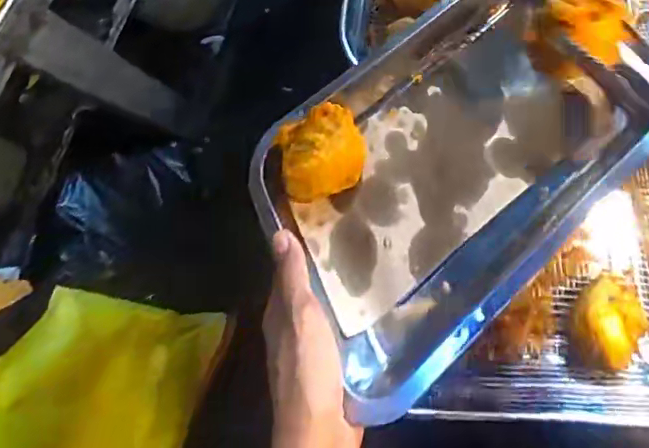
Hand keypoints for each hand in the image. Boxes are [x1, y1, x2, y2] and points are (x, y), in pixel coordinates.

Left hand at [264, 230, 360, 447]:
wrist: (322, 430)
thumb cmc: (308, 368)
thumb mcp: (301, 315)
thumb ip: (292, 279)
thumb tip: (278, 235)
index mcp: (278, 315)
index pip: (286, 271)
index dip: (299, 247)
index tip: (323, 221)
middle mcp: (291, 330)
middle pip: (307, 290)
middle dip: (325, 267)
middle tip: (353, 238)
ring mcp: (311, 350)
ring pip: (325, 310)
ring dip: (341, 292)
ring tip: (368, 264)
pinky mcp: (332, 366)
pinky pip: (341, 331)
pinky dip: (351, 317)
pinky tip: (370, 308)